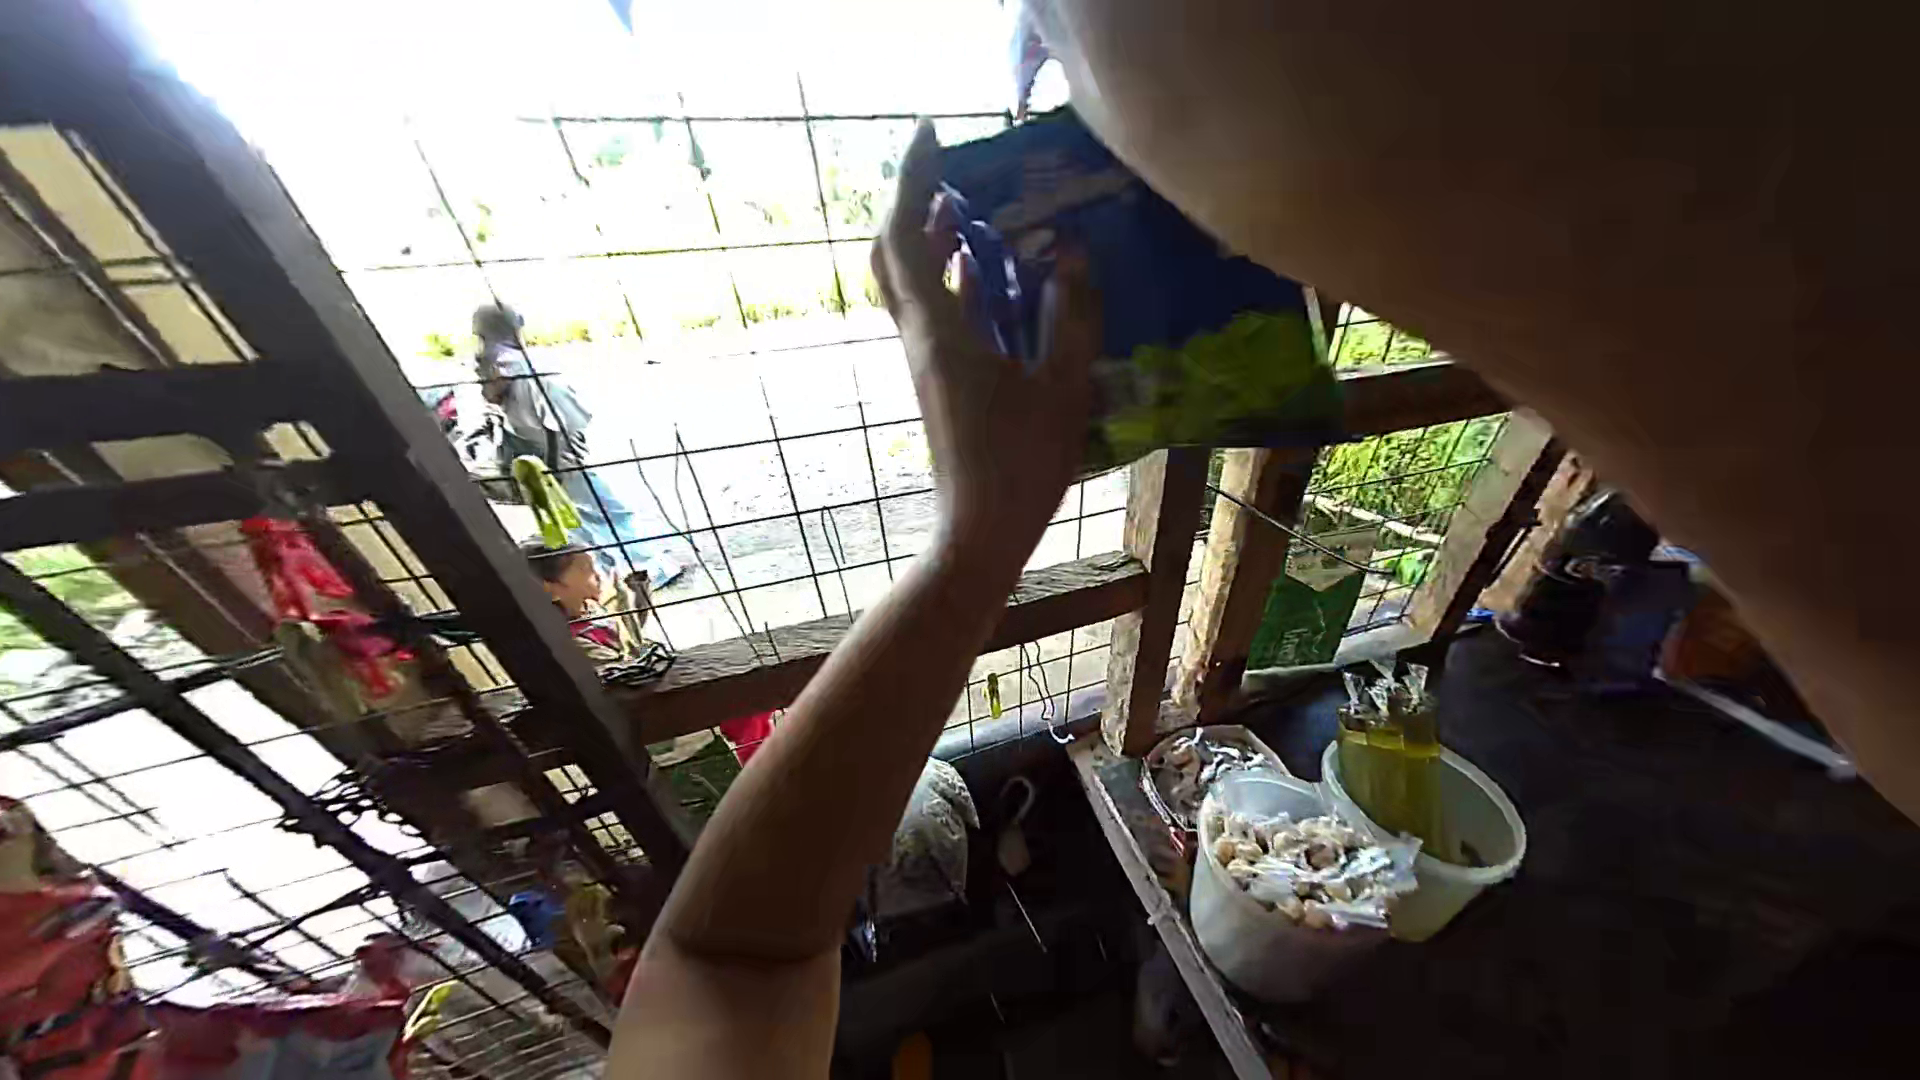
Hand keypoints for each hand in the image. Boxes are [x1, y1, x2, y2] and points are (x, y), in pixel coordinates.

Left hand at [871, 121, 1096, 575]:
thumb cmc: (1021, 465)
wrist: (980, 529)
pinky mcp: (936, 385)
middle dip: (913, 207)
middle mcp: (920, 343)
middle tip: (954, 176)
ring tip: (976, 214)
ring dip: (932, 245)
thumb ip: (1069, 318)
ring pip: (912, 288)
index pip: (904, 238)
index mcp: (941, 335)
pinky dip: (950, 285)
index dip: (911, 180)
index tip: (931, 134)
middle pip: (892, 258)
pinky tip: (987, 279)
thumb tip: (1070, 258)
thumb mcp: (1061, 388)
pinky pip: (933, 318)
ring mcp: (925, 366)